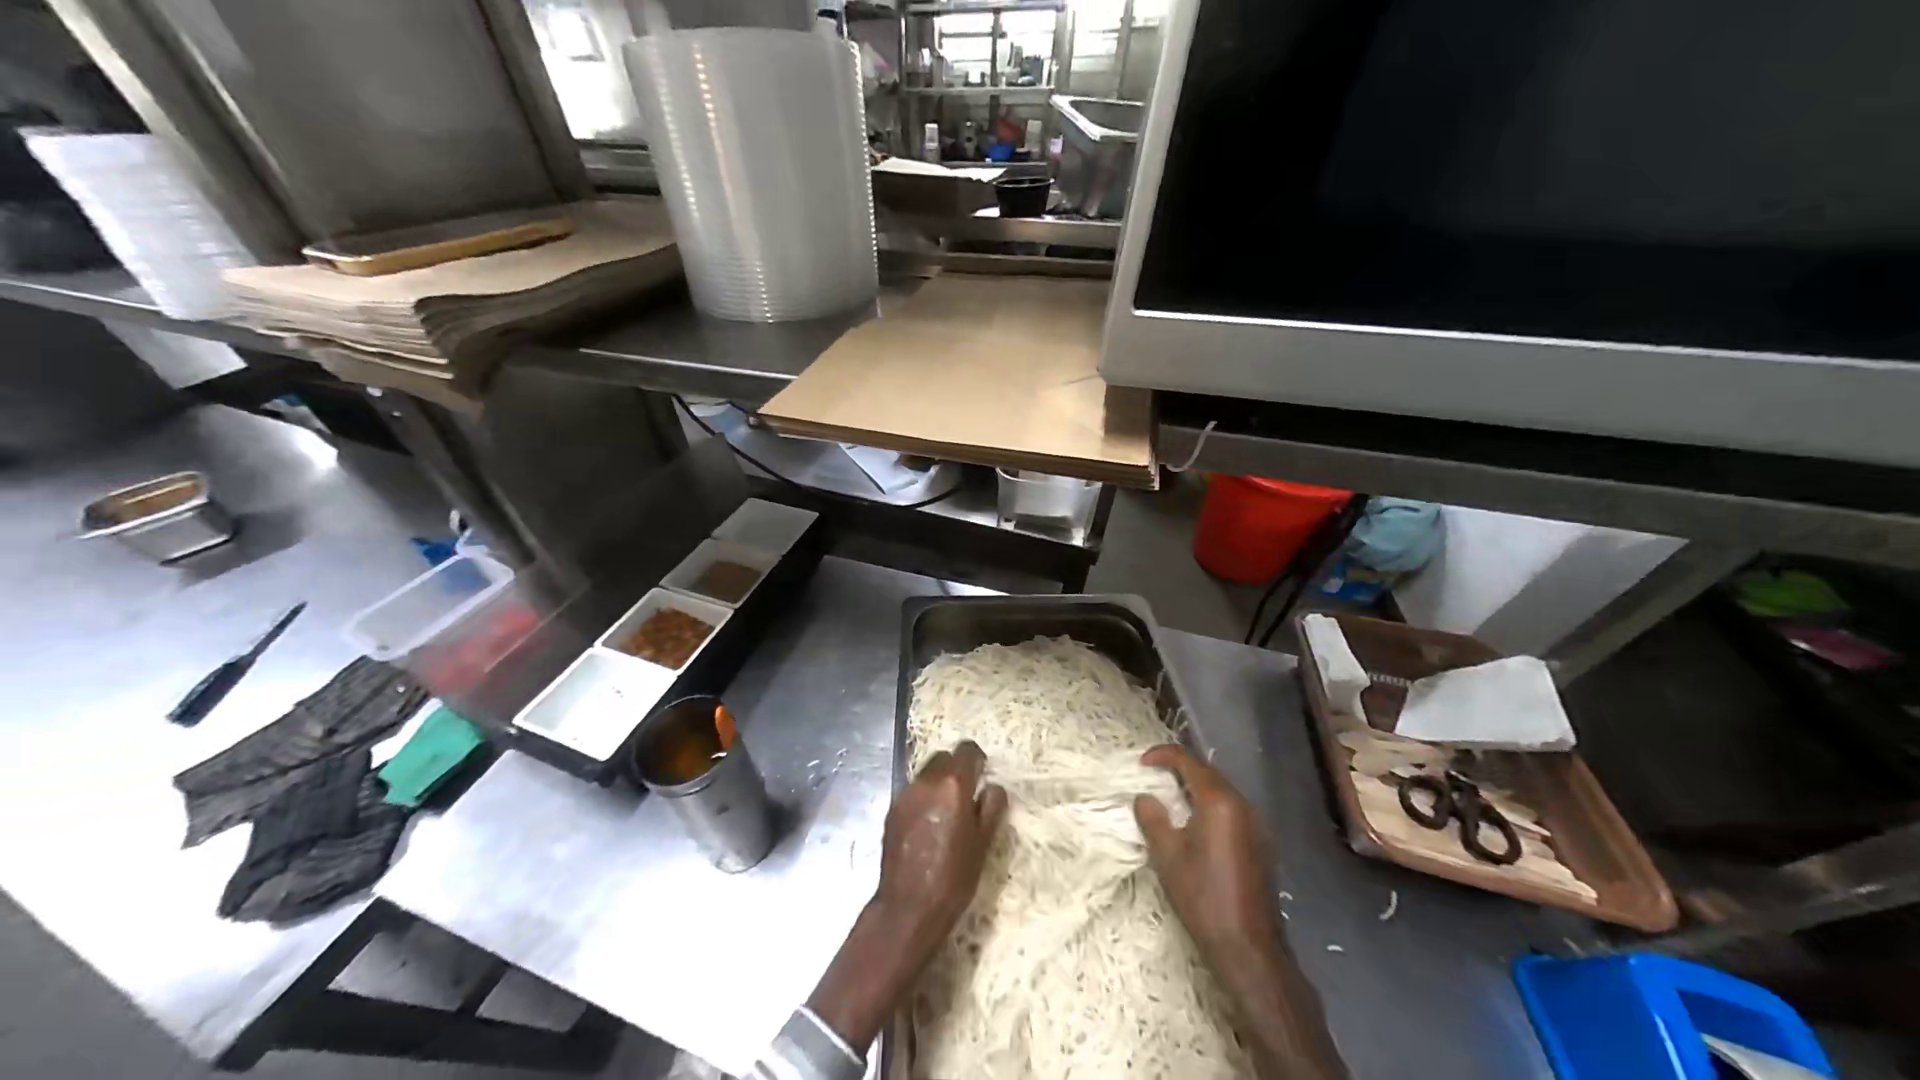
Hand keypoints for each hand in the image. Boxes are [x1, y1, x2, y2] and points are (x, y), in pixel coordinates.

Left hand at [807, 741, 1006, 1051]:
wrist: (908, 907)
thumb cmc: (954, 878)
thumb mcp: (984, 844)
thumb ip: (991, 807)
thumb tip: (992, 787)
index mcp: (953, 786)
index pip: (966, 750)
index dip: (977, 759)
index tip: (983, 774)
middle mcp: (925, 782)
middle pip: (944, 757)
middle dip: (957, 768)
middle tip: (967, 795)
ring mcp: (904, 795)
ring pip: (926, 773)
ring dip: (939, 782)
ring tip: (948, 813)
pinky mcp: (891, 810)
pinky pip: (913, 791)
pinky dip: (924, 797)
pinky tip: (930, 825)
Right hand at [1136, 744, 1349, 1079]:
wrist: (1248, 947)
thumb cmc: (1203, 897)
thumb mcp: (1167, 855)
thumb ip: (1152, 818)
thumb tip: (1145, 797)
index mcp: (1220, 802)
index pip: (1189, 762)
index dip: (1163, 755)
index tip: (1141, 763)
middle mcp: (1243, 805)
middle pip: (1208, 773)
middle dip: (1179, 769)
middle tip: (1152, 777)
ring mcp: (1256, 824)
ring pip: (1221, 791)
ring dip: (1195, 788)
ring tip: (1169, 797)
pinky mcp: (1261, 843)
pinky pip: (1231, 809)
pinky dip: (1209, 805)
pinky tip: (1194, 823)